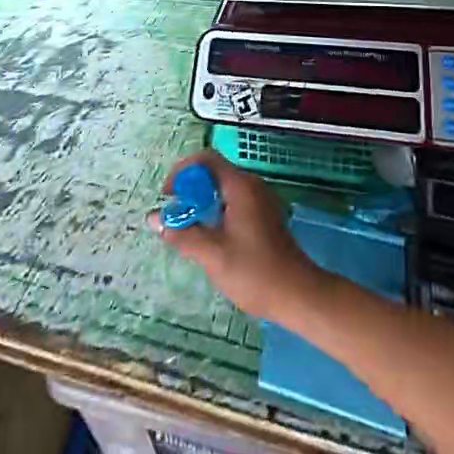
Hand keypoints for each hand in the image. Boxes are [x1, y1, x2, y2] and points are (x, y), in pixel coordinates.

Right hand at [149, 152, 321, 320]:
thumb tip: (154, 218)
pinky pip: (233, 201)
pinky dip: (215, 211)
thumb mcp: (212, 254)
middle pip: (213, 172)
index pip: (205, 158)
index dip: (182, 171)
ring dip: (201, 202)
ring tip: (188, 229)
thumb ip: (182, 233)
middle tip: (175, 215)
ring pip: (222, 188)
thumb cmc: (255, 273)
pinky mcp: (264, 215)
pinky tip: (210, 238)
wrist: (299, 295)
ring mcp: (260, 200)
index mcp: (240, 186)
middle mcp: (252, 186)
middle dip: (189, 189)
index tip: (169, 196)